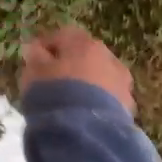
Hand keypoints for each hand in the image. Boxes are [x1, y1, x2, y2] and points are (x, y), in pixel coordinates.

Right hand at [21, 25, 135, 117]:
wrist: (86, 127)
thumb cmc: (54, 88)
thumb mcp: (33, 68)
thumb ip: (35, 55)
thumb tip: (37, 49)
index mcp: (83, 43)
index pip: (63, 34)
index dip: (47, 45)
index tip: (33, 57)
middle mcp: (108, 57)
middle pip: (86, 53)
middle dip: (71, 61)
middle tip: (53, 75)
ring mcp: (122, 82)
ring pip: (100, 74)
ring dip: (87, 81)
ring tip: (69, 96)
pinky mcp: (128, 105)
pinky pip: (108, 95)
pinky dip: (96, 98)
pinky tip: (82, 109)